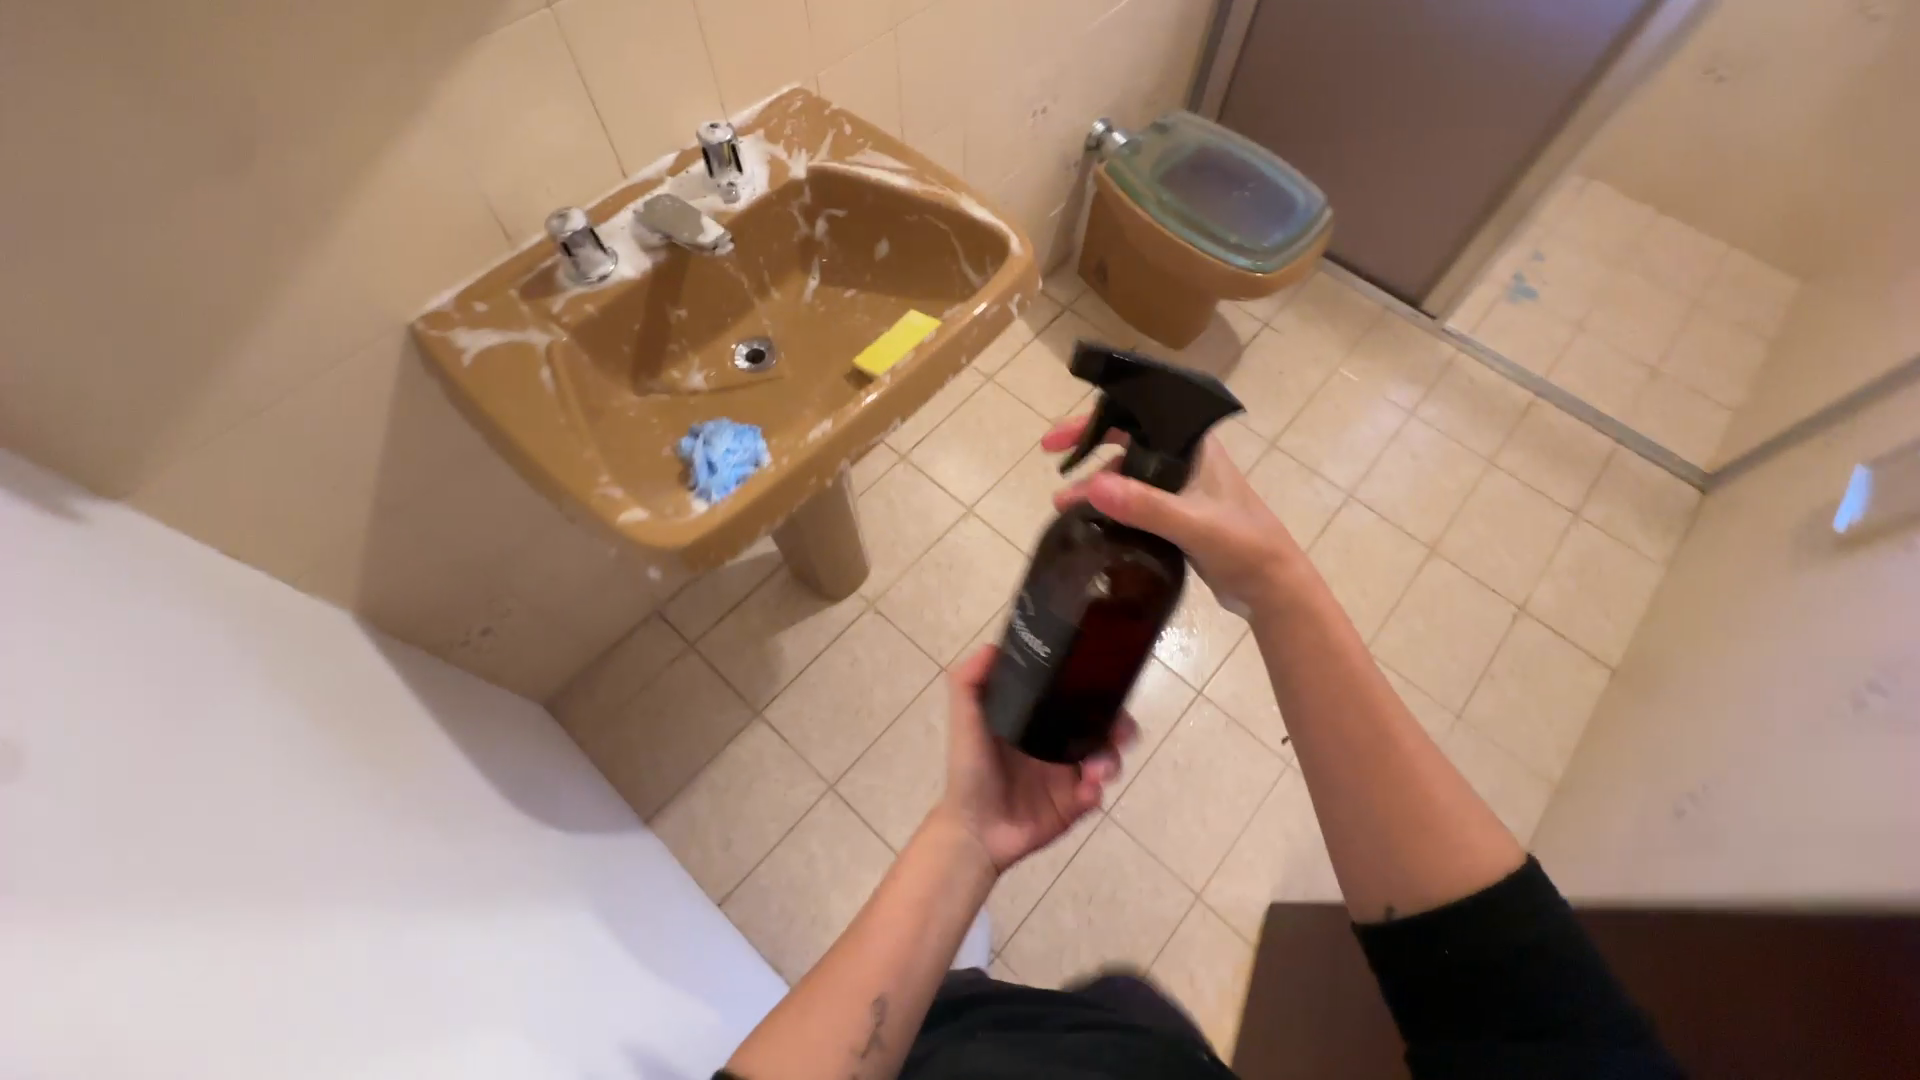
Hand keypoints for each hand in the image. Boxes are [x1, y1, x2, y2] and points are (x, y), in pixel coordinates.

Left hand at [933, 645, 1136, 872]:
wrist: (974, 828)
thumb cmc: (970, 768)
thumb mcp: (965, 719)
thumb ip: (969, 681)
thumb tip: (992, 646)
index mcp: (1038, 717)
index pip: (1075, 695)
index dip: (1095, 688)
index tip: (1106, 683)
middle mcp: (1058, 741)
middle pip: (1103, 724)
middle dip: (1119, 723)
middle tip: (1119, 730)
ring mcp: (1068, 773)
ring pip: (1108, 757)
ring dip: (1111, 758)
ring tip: (1097, 770)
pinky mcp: (1074, 803)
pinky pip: (1098, 793)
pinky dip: (1096, 790)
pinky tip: (1085, 792)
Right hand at [1045, 414, 1311, 614]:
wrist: (1271, 587)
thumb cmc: (1244, 544)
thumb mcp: (1194, 523)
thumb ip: (1146, 506)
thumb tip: (1091, 488)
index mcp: (1191, 446)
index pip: (1135, 417)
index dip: (1093, 421)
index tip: (1058, 441)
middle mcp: (1182, 461)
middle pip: (1124, 444)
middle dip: (1087, 452)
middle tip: (1052, 466)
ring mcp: (1178, 490)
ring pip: (1126, 478)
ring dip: (1095, 488)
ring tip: (1064, 510)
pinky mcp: (1174, 517)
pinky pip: (1133, 505)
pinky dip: (1109, 510)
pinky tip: (1089, 526)